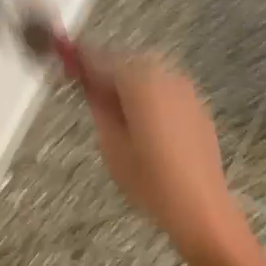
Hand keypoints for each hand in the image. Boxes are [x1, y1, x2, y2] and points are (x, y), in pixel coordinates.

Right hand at [81, 53, 245, 258]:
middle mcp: (167, 77)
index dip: (82, 61)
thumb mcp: (111, 147)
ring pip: (151, 76)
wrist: (199, 205)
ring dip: (132, 86)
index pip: (103, 61)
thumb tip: (92, 90)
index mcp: (140, 83)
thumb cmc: (150, 181)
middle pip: (130, 63)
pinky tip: (144, 126)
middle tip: (91, 94)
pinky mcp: (199, 108)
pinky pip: (168, 92)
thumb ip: (100, 109)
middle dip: (110, 73)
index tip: (66, 61)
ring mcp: (187, 91)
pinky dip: (152, 99)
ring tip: (118, 114)